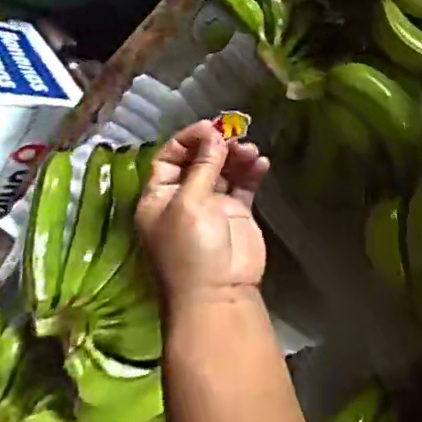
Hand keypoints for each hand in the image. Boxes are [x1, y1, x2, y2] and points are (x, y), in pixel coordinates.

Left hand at [135, 119, 271, 308]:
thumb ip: (202, 165)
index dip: (187, 139)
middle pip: (198, 160)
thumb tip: (214, 134)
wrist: (219, 294)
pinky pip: (244, 184)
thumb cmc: (191, 249)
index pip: (168, 157)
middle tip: (235, 135)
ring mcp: (212, 205)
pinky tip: (261, 163)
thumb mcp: (188, 203)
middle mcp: (184, 197)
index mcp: (159, 196)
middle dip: (216, 145)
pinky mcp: (237, 213)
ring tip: (251, 152)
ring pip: (224, 169)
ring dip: (236, 156)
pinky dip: (252, 172)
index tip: (210, 126)